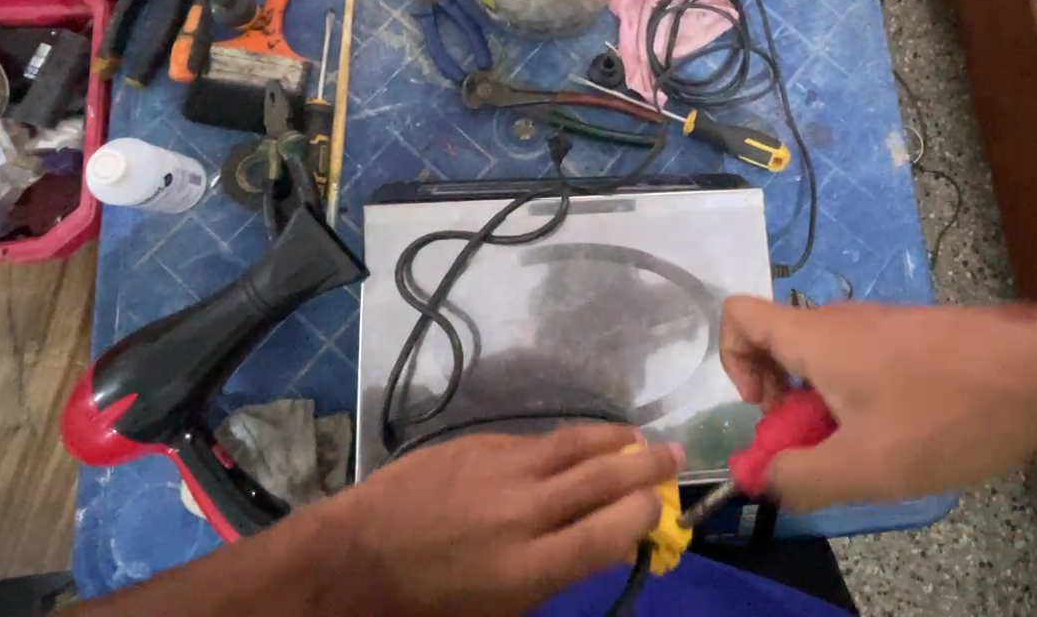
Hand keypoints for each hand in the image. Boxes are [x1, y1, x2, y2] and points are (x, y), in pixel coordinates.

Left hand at [311, 424, 682, 614]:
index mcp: (530, 568)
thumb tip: (599, 540)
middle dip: (646, 466)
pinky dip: (567, 442)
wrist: (362, 551)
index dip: (642, 514)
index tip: (657, 506)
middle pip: (601, 479)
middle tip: (674, 454)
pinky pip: (539, 440)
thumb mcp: (499, 608)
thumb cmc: (431, 600)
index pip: (607, 531)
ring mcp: (504, 468)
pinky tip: (578, 444)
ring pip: (575, 444)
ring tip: (638, 437)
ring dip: (614, 439)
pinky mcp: (484, 441)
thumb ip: (554, 573)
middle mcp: (525, 512)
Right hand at [718, 297, 1036, 510]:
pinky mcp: (911, 335)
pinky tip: (911, 434)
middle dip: (785, 404)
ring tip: (875, 451)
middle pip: (779, 346)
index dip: (733, 361)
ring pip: (823, 361)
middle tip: (823, 449)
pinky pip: (860, 362)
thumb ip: (801, 478)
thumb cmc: (942, 413)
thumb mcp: (866, 466)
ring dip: (826, 408)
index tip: (768, 411)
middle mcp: (836, 319)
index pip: (738, 315)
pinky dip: (861, 399)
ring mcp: (877, 323)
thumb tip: (761, 478)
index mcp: (812, 336)